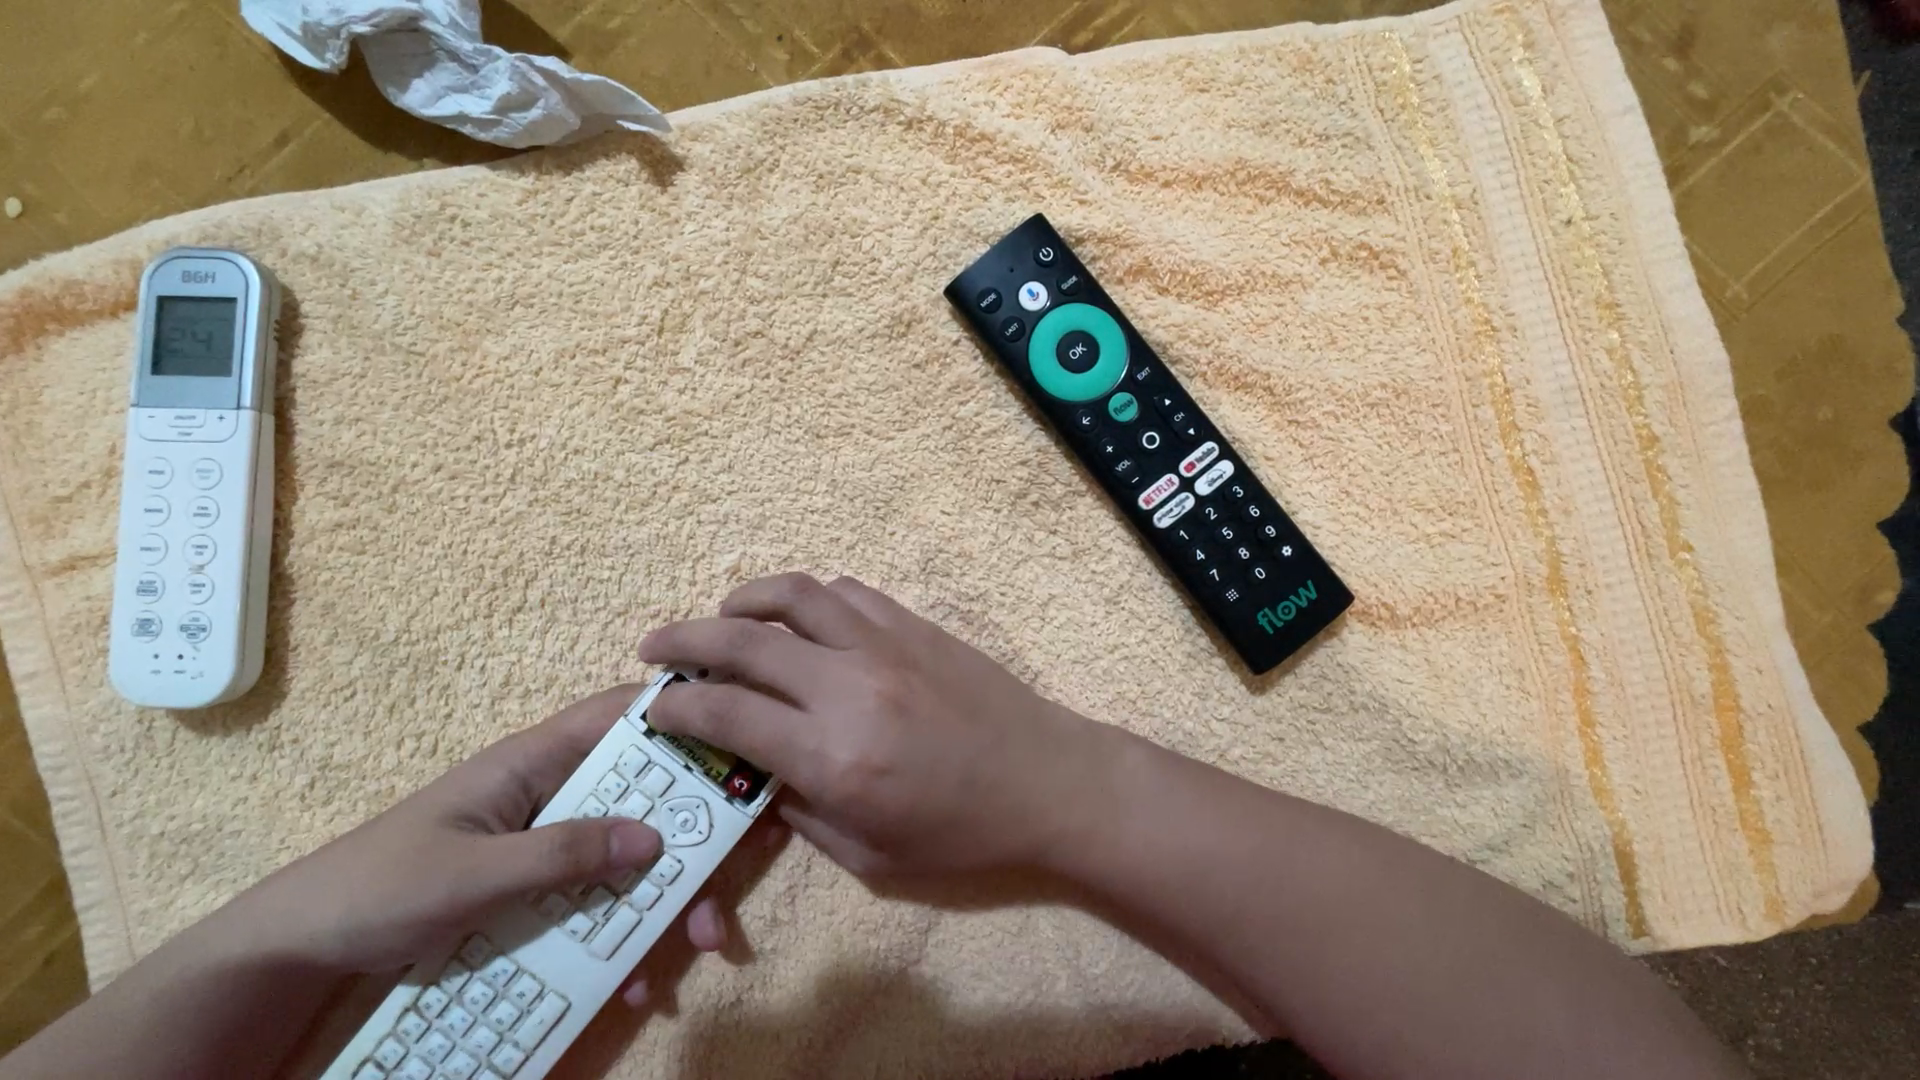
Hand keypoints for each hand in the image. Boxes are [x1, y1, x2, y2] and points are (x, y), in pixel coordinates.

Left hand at [222, 686, 730, 1004]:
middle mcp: (556, 794)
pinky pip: (605, 901)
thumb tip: (655, 839)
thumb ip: (563, 854)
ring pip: (635, 853)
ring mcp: (553, 843)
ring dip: (672, 896)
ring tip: (703, 942)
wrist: (297, 955)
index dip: (683, 717)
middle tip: (731, 871)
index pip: (622, 716)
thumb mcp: (472, 875)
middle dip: (693, 834)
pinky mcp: (545, 889)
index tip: (741, 740)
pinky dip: (631, 936)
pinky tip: (638, 983)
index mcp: (536, 763)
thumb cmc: (378, 890)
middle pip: (645, 793)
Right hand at [638, 573, 1103, 877]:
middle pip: (744, 641)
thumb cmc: (960, 835)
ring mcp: (885, 645)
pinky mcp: (914, 626)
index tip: (652, 707)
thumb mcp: (868, 854)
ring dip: (744, 599)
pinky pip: (847, 593)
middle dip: (685, 640)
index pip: (726, 714)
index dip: (675, 707)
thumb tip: (756, 770)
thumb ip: (800, 810)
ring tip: (723, 616)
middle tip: (655, 648)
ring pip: (795, 595)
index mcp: (831, 755)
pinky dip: (807, 598)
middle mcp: (849, 686)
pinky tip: (799, 617)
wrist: (1047, 782)